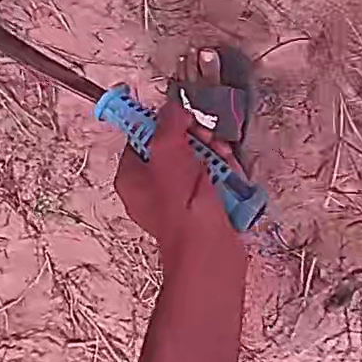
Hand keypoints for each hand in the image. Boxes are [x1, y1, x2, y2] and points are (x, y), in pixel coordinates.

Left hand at [114, 97, 241, 267]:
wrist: (210, 253)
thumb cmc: (182, 206)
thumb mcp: (168, 153)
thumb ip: (168, 125)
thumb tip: (171, 108)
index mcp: (132, 177)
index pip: (143, 136)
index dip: (164, 124)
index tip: (183, 120)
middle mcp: (151, 189)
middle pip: (172, 147)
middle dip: (195, 140)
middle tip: (207, 141)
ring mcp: (177, 200)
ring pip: (195, 161)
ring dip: (213, 155)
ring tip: (222, 159)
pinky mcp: (200, 209)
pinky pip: (210, 180)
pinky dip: (221, 174)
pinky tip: (230, 175)